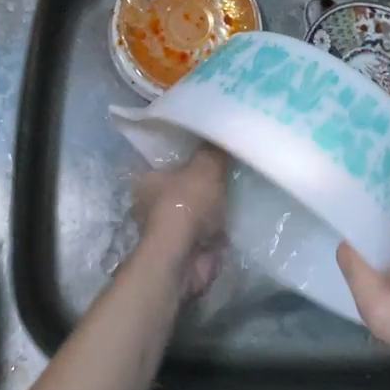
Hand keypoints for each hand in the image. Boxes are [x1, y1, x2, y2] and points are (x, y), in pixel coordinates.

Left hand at [133, 145, 229, 296]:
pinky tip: (242, 211)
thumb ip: (214, 151)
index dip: (188, 151)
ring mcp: (171, 227)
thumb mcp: (205, 167)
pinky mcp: (188, 247)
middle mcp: (154, 203)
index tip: (210, 143)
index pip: (166, 158)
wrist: (185, 258)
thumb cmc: (186, 204)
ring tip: (242, 185)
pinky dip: (223, 224)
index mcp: (147, 179)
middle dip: (205, 179)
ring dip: (216, 204)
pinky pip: (209, 228)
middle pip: (184, 183)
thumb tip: (222, 132)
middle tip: (231, 164)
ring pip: (198, 207)